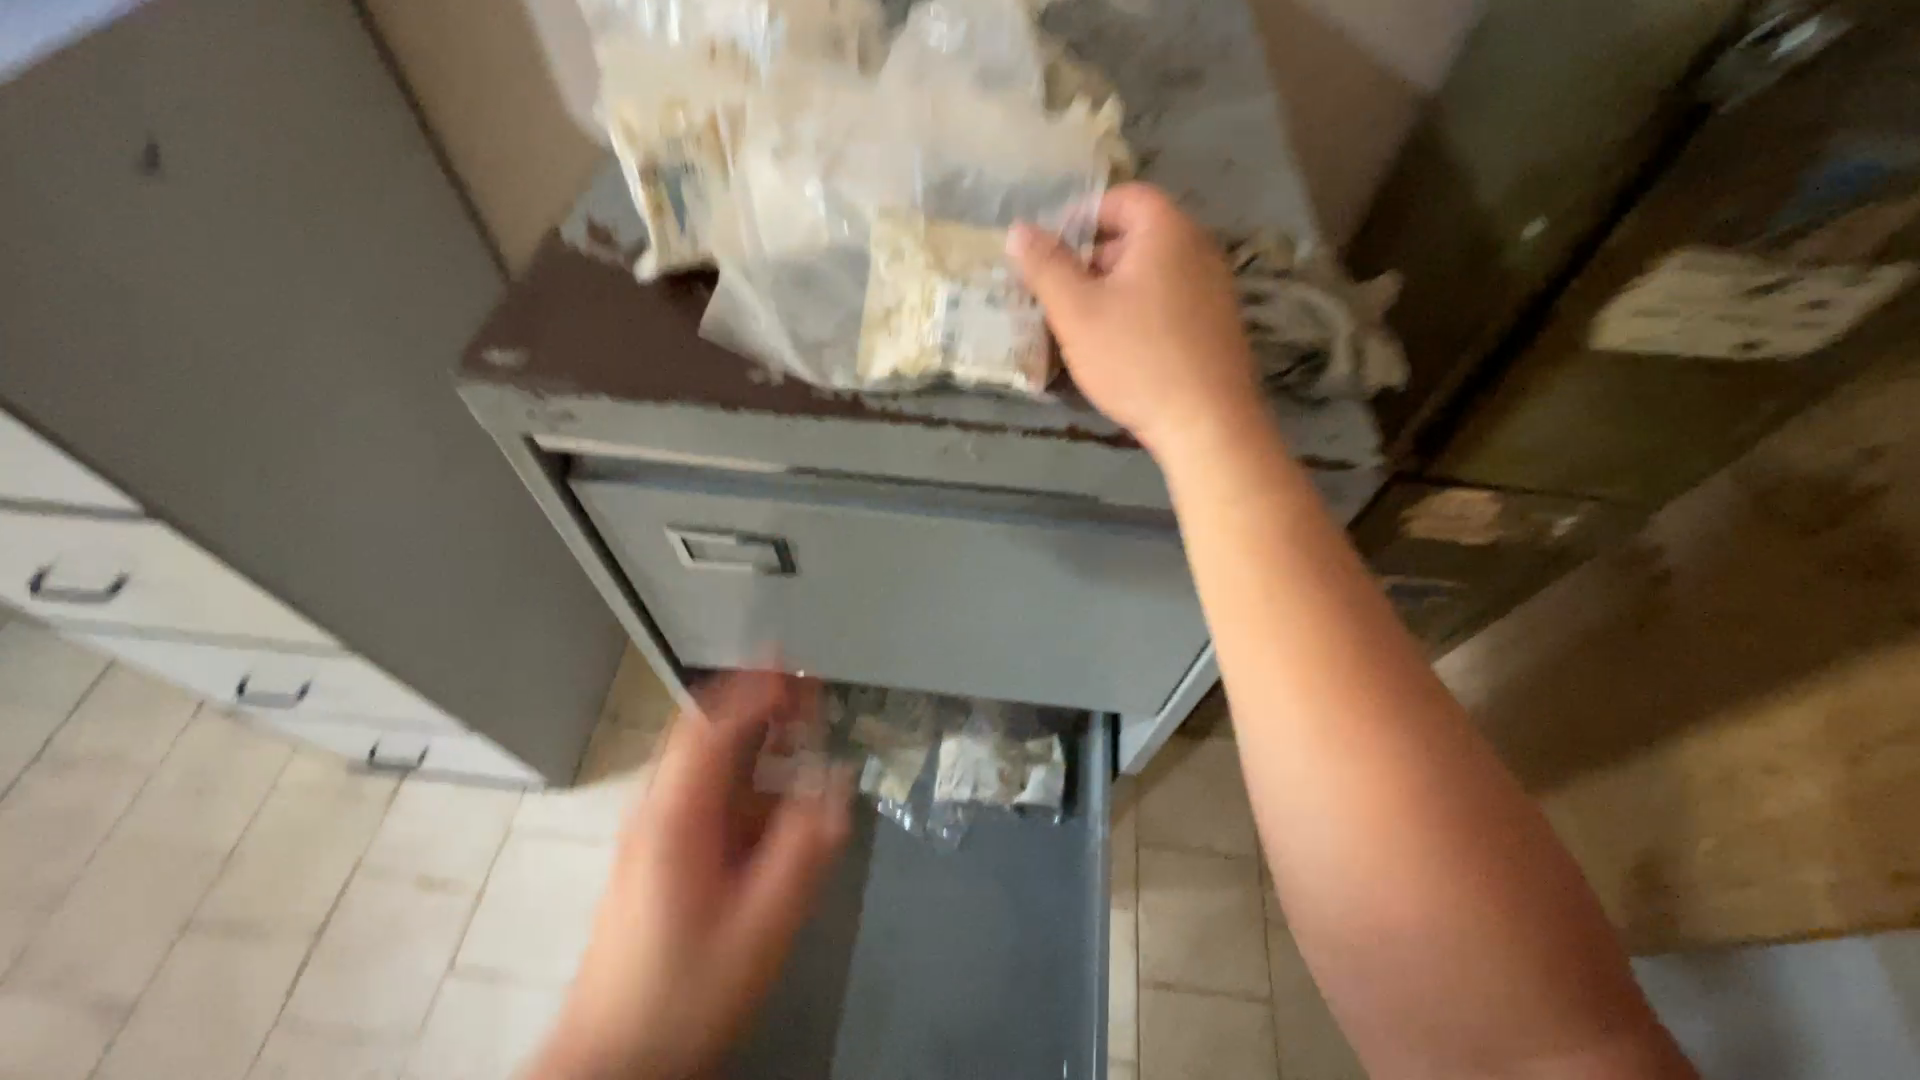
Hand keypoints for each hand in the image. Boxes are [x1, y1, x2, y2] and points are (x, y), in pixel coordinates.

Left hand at [531, 672, 852, 1079]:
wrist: (614, 1057)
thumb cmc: (686, 990)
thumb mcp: (761, 923)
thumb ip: (803, 850)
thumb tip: (837, 784)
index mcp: (675, 816)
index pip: (712, 727)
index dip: (753, 687)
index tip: (792, 661)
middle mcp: (658, 811)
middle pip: (707, 737)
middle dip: (760, 707)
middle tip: (811, 691)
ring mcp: (655, 835)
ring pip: (708, 769)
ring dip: (757, 745)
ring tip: (805, 732)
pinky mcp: (660, 857)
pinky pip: (708, 801)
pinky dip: (747, 784)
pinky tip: (780, 798)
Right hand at [1009, 183, 1263, 455]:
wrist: (1207, 423)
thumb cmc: (1136, 359)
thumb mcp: (1076, 312)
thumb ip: (1045, 267)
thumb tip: (1018, 230)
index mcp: (1167, 231)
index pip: (1122, 198)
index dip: (1080, 218)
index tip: (1049, 254)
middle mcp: (1198, 249)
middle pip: (1136, 236)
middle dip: (1091, 260)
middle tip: (1058, 296)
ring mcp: (1214, 288)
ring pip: (1151, 274)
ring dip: (1112, 291)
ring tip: (1081, 327)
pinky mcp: (1217, 326)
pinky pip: (1169, 302)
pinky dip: (1139, 313)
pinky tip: (1119, 350)